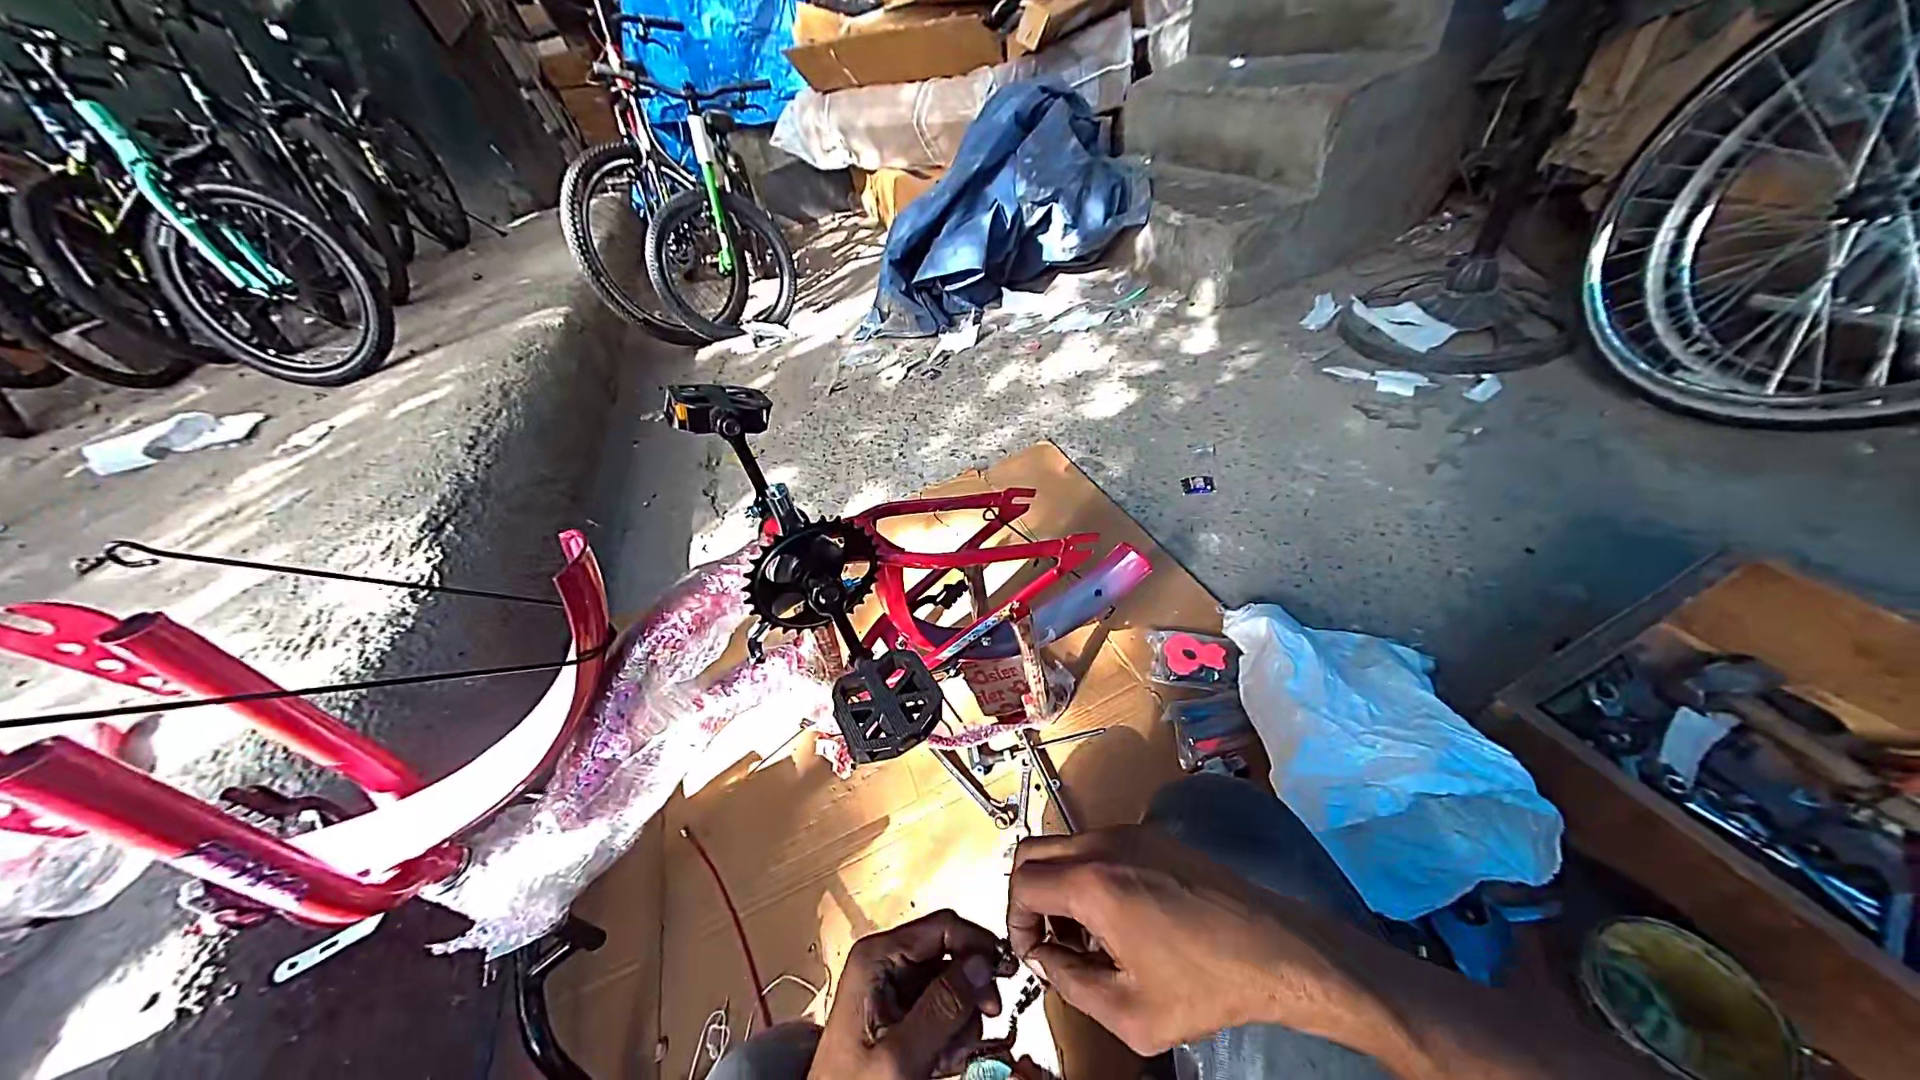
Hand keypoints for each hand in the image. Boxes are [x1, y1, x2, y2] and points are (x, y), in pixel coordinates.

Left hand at [808, 910, 1005, 1079]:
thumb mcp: (899, 1054)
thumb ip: (941, 1008)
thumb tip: (981, 964)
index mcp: (877, 956)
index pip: (943, 926)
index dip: (977, 945)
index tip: (1005, 973)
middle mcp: (887, 961)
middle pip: (951, 953)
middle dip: (971, 990)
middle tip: (987, 1019)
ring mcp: (895, 986)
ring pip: (952, 983)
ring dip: (963, 1018)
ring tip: (953, 1055)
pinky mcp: (902, 1011)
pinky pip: (944, 1008)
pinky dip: (953, 1033)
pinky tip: (944, 1061)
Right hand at [1007, 827, 1375, 1055]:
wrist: (1273, 949)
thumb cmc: (1204, 984)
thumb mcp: (1128, 1012)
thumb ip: (1069, 983)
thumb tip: (1045, 956)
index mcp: (1093, 883)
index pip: (1022, 883)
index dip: (1016, 921)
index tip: (1033, 951)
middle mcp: (1103, 844)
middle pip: (1033, 852)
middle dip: (1028, 895)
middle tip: (1048, 936)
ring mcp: (1128, 833)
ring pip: (1064, 846)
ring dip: (1058, 884)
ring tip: (1086, 932)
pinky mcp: (1150, 834)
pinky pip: (1096, 845)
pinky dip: (1086, 872)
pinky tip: (1117, 913)